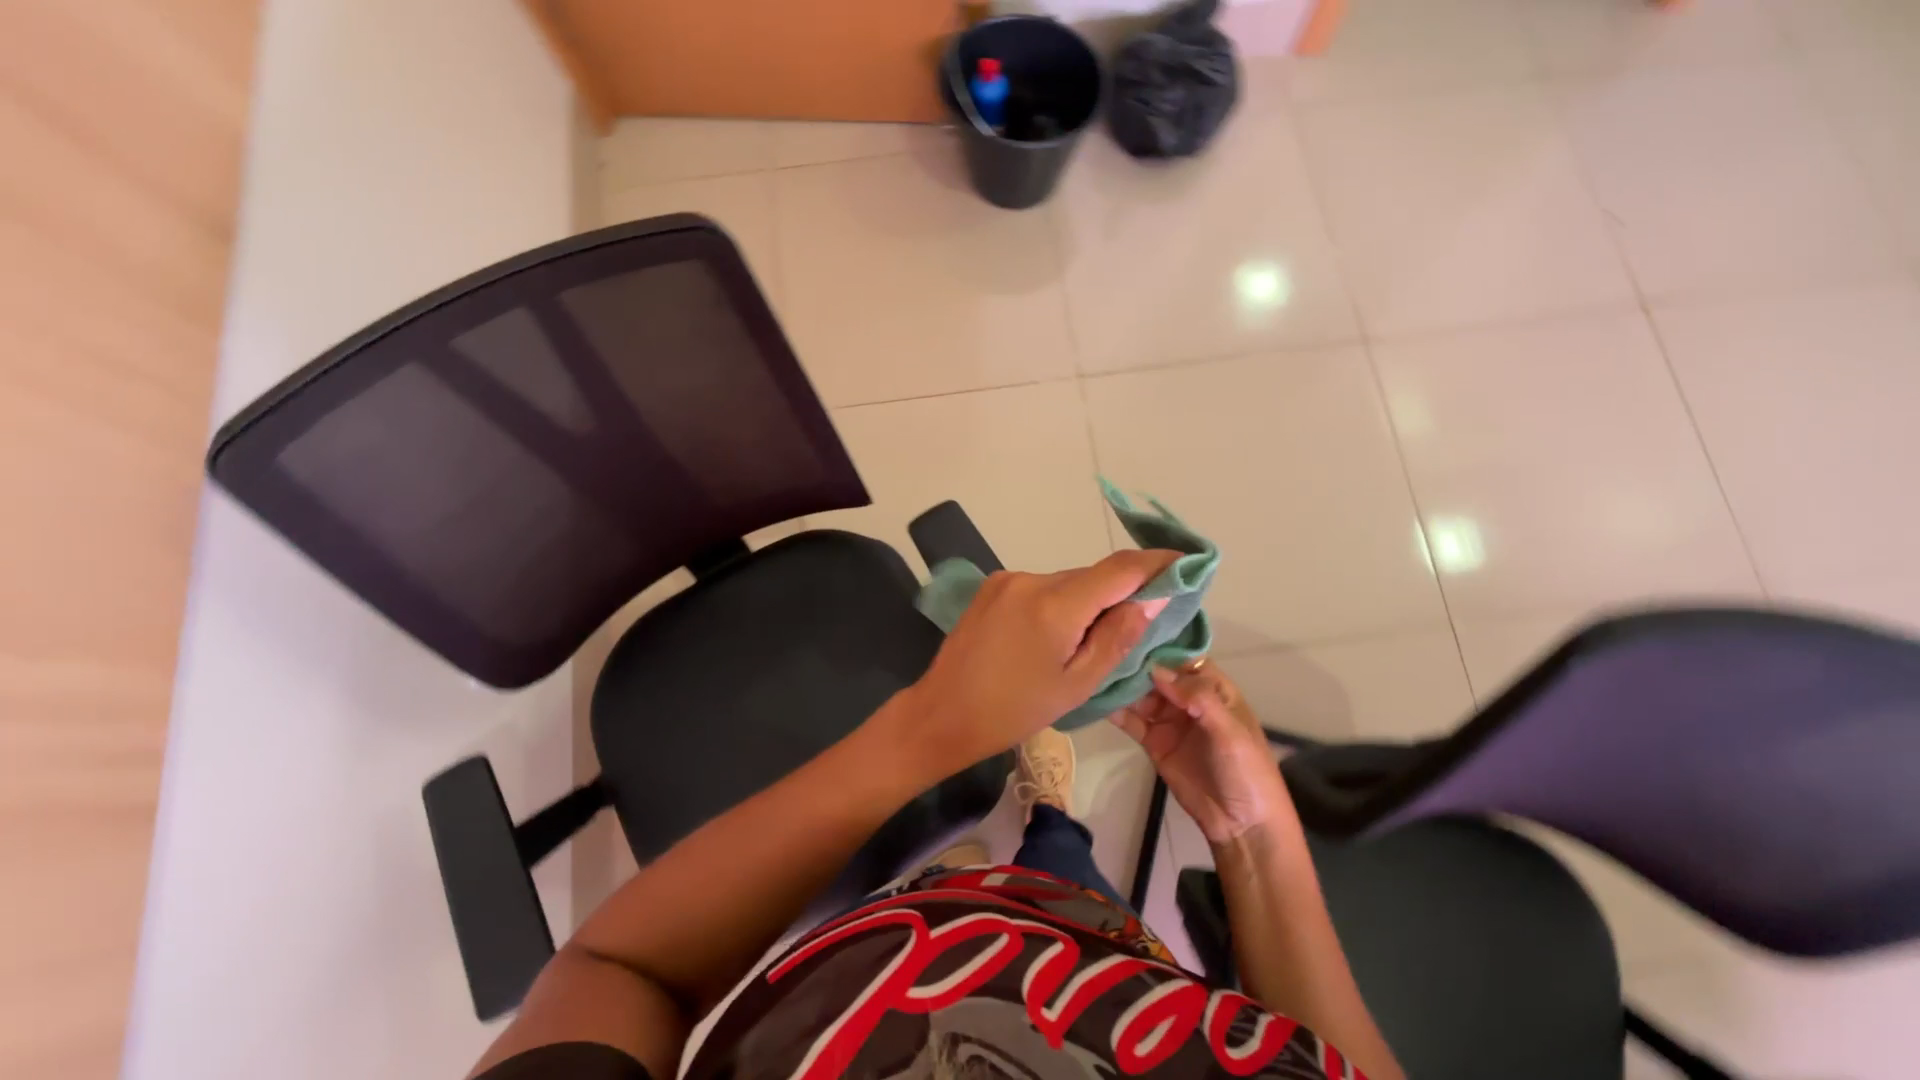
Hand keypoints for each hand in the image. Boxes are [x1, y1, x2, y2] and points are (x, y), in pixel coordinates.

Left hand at [891, 549, 1179, 777]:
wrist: (942, 714)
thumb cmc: (1013, 711)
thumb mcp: (1077, 684)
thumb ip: (1118, 637)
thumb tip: (1154, 597)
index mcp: (1055, 604)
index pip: (1120, 568)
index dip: (1157, 563)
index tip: (1186, 563)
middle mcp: (1031, 579)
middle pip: (1092, 577)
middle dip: (1119, 594)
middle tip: (1138, 625)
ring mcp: (1007, 580)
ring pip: (1066, 583)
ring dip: (1085, 603)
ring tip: (1085, 645)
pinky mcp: (991, 588)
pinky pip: (1041, 588)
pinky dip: (1058, 605)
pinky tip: (1052, 639)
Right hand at [1110, 663, 1295, 844]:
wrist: (1242, 823)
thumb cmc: (1247, 770)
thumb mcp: (1229, 730)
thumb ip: (1197, 698)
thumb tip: (1157, 670)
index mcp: (1215, 690)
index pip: (1185, 659)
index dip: (1162, 646)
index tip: (1133, 631)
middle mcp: (1189, 700)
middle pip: (1158, 674)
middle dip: (1135, 663)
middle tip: (1103, 647)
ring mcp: (1170, 721)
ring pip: (1141, 695)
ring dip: (1121, 684)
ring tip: (1093, 669)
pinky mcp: (1154, 743)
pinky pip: (1132, 721)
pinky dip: (1115, 710)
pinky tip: (1095, 698)